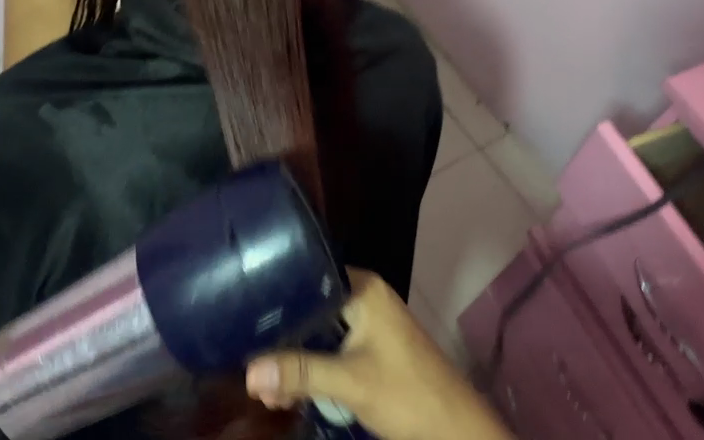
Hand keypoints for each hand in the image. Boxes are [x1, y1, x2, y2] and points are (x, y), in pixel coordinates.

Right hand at [245, 269, 511, 439]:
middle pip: (309, 310)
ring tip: (267, 391)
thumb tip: (248, 372)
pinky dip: (313, 370)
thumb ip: (300, 373)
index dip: (274, 302)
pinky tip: (290, 393)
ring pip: (318, 334)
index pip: (306, 278)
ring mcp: (369, 325)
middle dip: (281, 342)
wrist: (459, 432)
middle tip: (252, 370)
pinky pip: (331, 350)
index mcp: (362, 289)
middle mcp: (364, 298)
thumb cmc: (408, 394)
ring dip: (295, 361)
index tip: (244, 323)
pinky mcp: (372, 350)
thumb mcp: (349, 382)